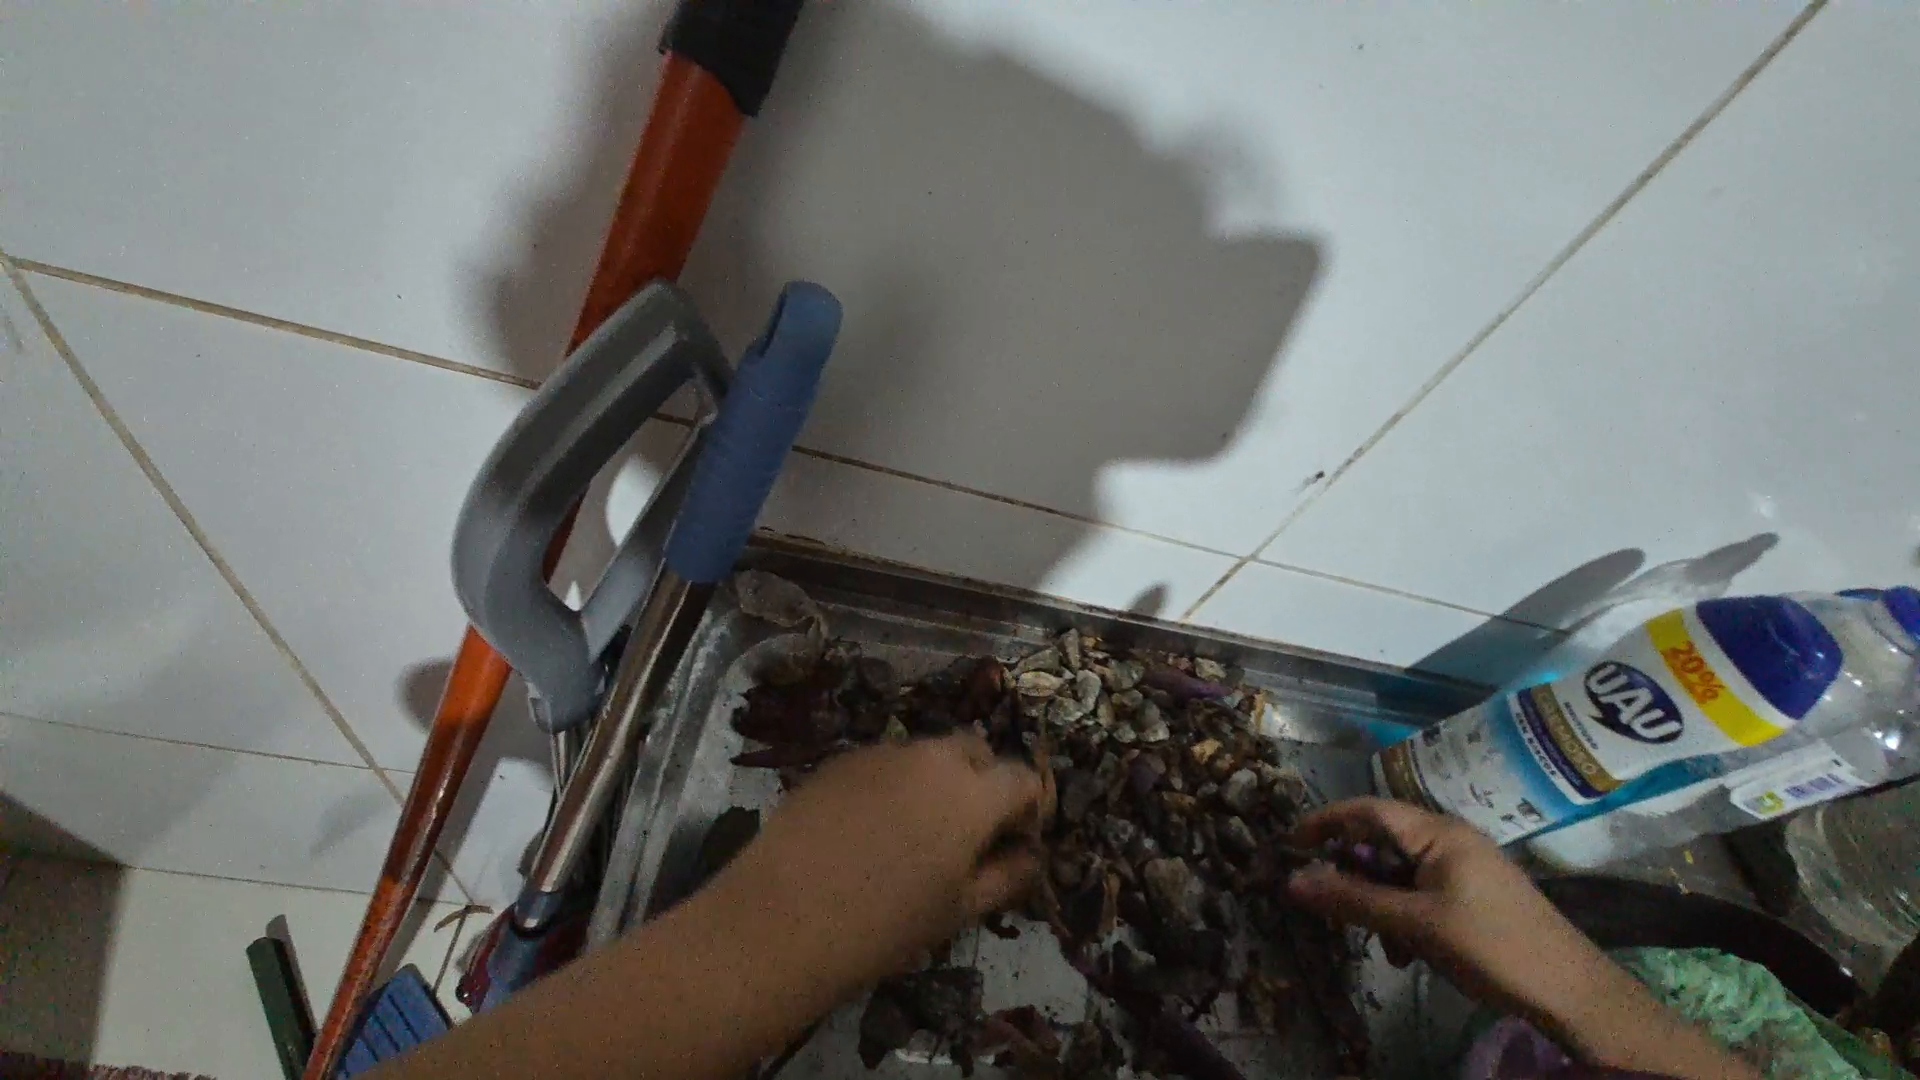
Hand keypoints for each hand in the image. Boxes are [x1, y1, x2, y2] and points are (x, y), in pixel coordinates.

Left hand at [707, 733, 1044, 992]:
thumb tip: (1032, 855)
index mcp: (972, 794)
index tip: (1017, 840)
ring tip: (913, 832)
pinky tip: (868, 828)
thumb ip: (1007, 876)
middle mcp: (932, 757)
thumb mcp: (957, 910)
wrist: (781, 919)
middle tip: (969, 833)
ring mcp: (883, 752)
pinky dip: (894, 783)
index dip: (1030, 806)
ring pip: (928, 754)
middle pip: (977, 751)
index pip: (1023, 778)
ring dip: (938, 780)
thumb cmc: (884, 926)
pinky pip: (885, 762)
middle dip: (985, 782)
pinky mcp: (842, 758)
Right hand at [1284, 799, 1757, 1079]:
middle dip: (1352, 870)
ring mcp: (1464, 867)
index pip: (1366, 810)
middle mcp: (1449, 839)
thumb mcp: (1415, 924)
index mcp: (1437, 832)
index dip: (1324, 821)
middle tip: (1327, 899)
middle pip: (1380, 840)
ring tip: (1378, 941)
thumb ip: (1352, 899)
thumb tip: (1292, 880)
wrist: (1580, 999)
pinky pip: (1420, 890)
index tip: (1290, 842)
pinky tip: (1404, 950)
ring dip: (1377, 900)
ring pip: (1398, 870)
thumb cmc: (1493, 947)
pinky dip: (1402, 913)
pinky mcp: (1474, 895)